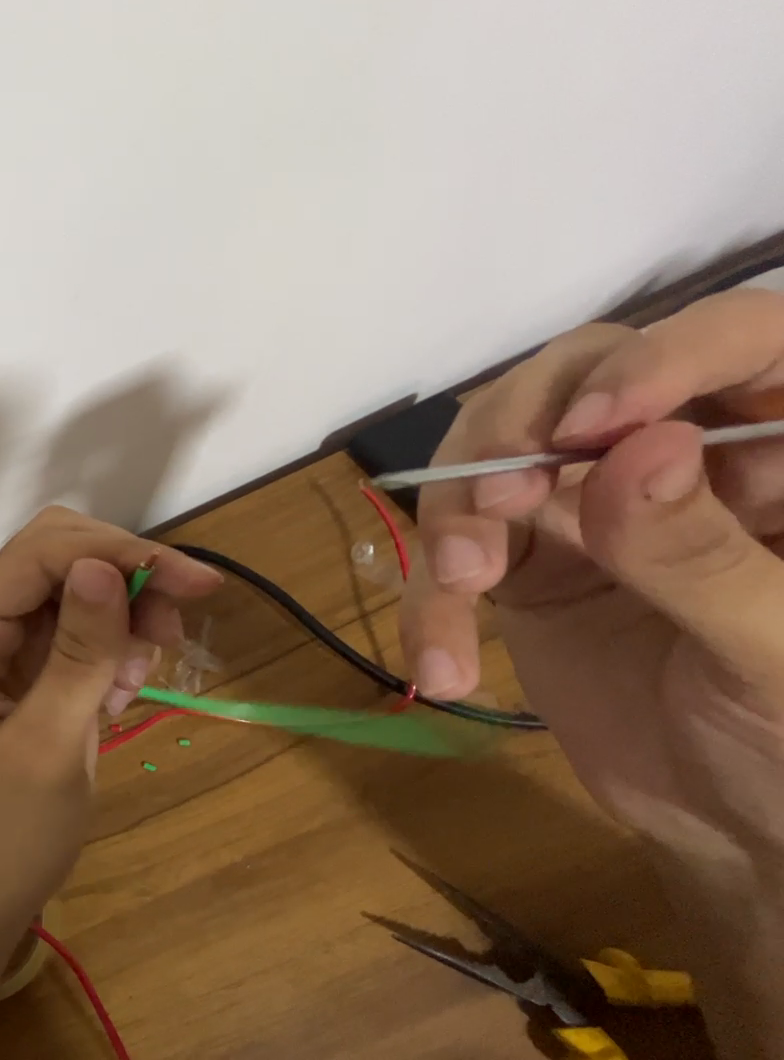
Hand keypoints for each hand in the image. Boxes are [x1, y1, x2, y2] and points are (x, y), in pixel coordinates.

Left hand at [0, 506, 221, 962]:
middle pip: (54, 560)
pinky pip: (74, 635)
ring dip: (121, 620)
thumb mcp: (47, 746)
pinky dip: (109, 652)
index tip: (198, 583)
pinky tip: (116, 700)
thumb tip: (105, 565)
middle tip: (175, 629)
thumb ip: (78, 652)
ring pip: (71, 592)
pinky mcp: (19, 673)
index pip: (38, 556)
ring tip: (130, 687)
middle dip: (123, 578)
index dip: (117, 554)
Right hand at [399, 289, 783, 1054]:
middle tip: (495, 498)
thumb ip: (709, 554)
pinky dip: (427, 603)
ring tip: (459, 584)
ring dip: (454, 516)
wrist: (733, 829)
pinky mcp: (515, 562)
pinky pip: (445, 553)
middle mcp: (678, 459)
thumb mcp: (781, 656)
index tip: (598, 419)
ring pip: (485, 458)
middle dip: (518, 433)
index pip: (742, 346)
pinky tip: (440, 666)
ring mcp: (583, 509)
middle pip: (574, 385)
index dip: (665, 356)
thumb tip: (636, 448)